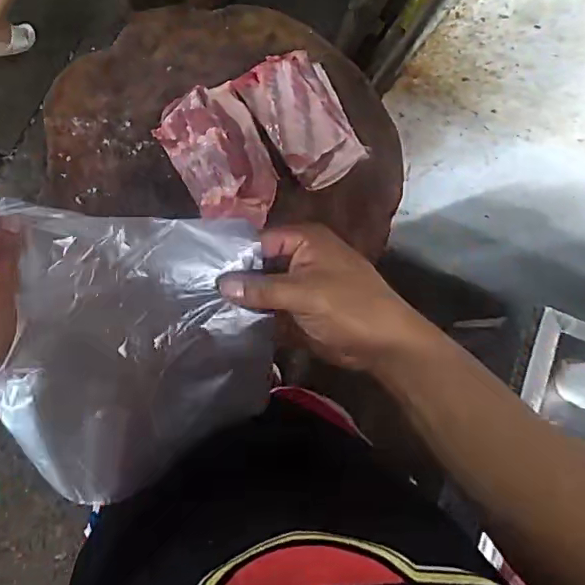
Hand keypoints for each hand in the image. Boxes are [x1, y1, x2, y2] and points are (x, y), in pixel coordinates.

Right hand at [218, 224, 437, 371]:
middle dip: (237, 279)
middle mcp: (303, 256)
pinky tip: (231, 323)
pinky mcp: (303, 308)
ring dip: (245, 300)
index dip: (235, 256)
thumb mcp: (303, 293)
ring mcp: (303, 283)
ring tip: (208, 309)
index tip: (203, 273)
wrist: (385, 343)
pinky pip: (274, 307)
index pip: (260, 241)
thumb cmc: (349, 307)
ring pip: (266, 288)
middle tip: (200, 293)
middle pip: (261, 264)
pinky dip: (259, 314)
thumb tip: (221, 284)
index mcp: (306, 240)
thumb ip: (261, 289)